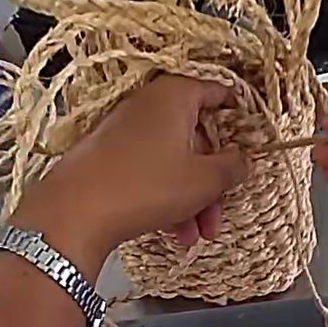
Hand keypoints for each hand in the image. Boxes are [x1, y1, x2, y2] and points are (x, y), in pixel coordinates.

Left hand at [11, 76, 244, 277]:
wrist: (76, 211)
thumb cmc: (145, 186)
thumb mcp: (205, 180)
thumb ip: (233, 167)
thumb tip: (244, 159)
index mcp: (175, 96)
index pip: (218, 92)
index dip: (239, 117)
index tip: (251, 141)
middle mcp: (149, 105)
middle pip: (197, 137)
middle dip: (213, 178)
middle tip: (220, 210)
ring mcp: (126, 130)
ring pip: (175, 160)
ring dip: (193, 198)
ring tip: (196, 234)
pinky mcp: (110, 156)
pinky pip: (151, 172)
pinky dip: (168, 198)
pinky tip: (173, 231)